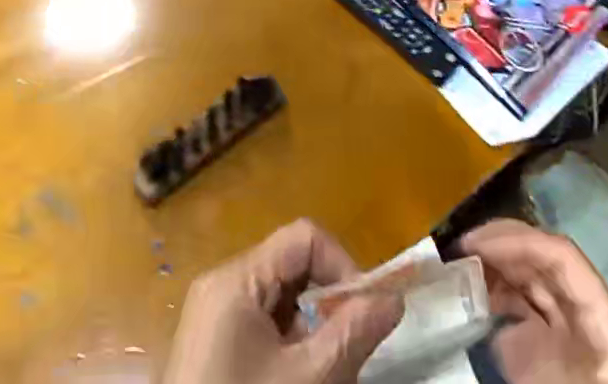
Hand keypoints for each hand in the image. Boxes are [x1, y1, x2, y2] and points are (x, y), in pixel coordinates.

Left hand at [162, 219, 402, 383]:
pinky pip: (263, 322)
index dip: (342, 264)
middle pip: (292, 266)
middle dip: (329, 299)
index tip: (364, 310)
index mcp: (236, 279)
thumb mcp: (308, 379)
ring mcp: (214, 315)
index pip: (304, 238)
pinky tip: (298, 376)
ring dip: (312, 325)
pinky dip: (290, 342)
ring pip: (281, 297)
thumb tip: (394, 299)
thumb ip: (353, 333)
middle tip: (350, 343)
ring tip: (325, 367)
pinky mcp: (213, 343)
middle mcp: (222, 285)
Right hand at [459, 220, 607, 383]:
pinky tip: (466, 304)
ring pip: (530, 283)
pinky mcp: (548, 358)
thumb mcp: (549, 381)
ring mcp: (569, 338)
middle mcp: (589, 320)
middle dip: (498, 249)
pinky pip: (522, 312)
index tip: (472, 246)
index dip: (517, 242)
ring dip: (491, 270)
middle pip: (543, 262)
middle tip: (454, 252)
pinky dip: (492, 300)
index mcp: (607, 327)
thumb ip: (519, 347)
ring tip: (454, 273)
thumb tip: (494, 336)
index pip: (562, 258)